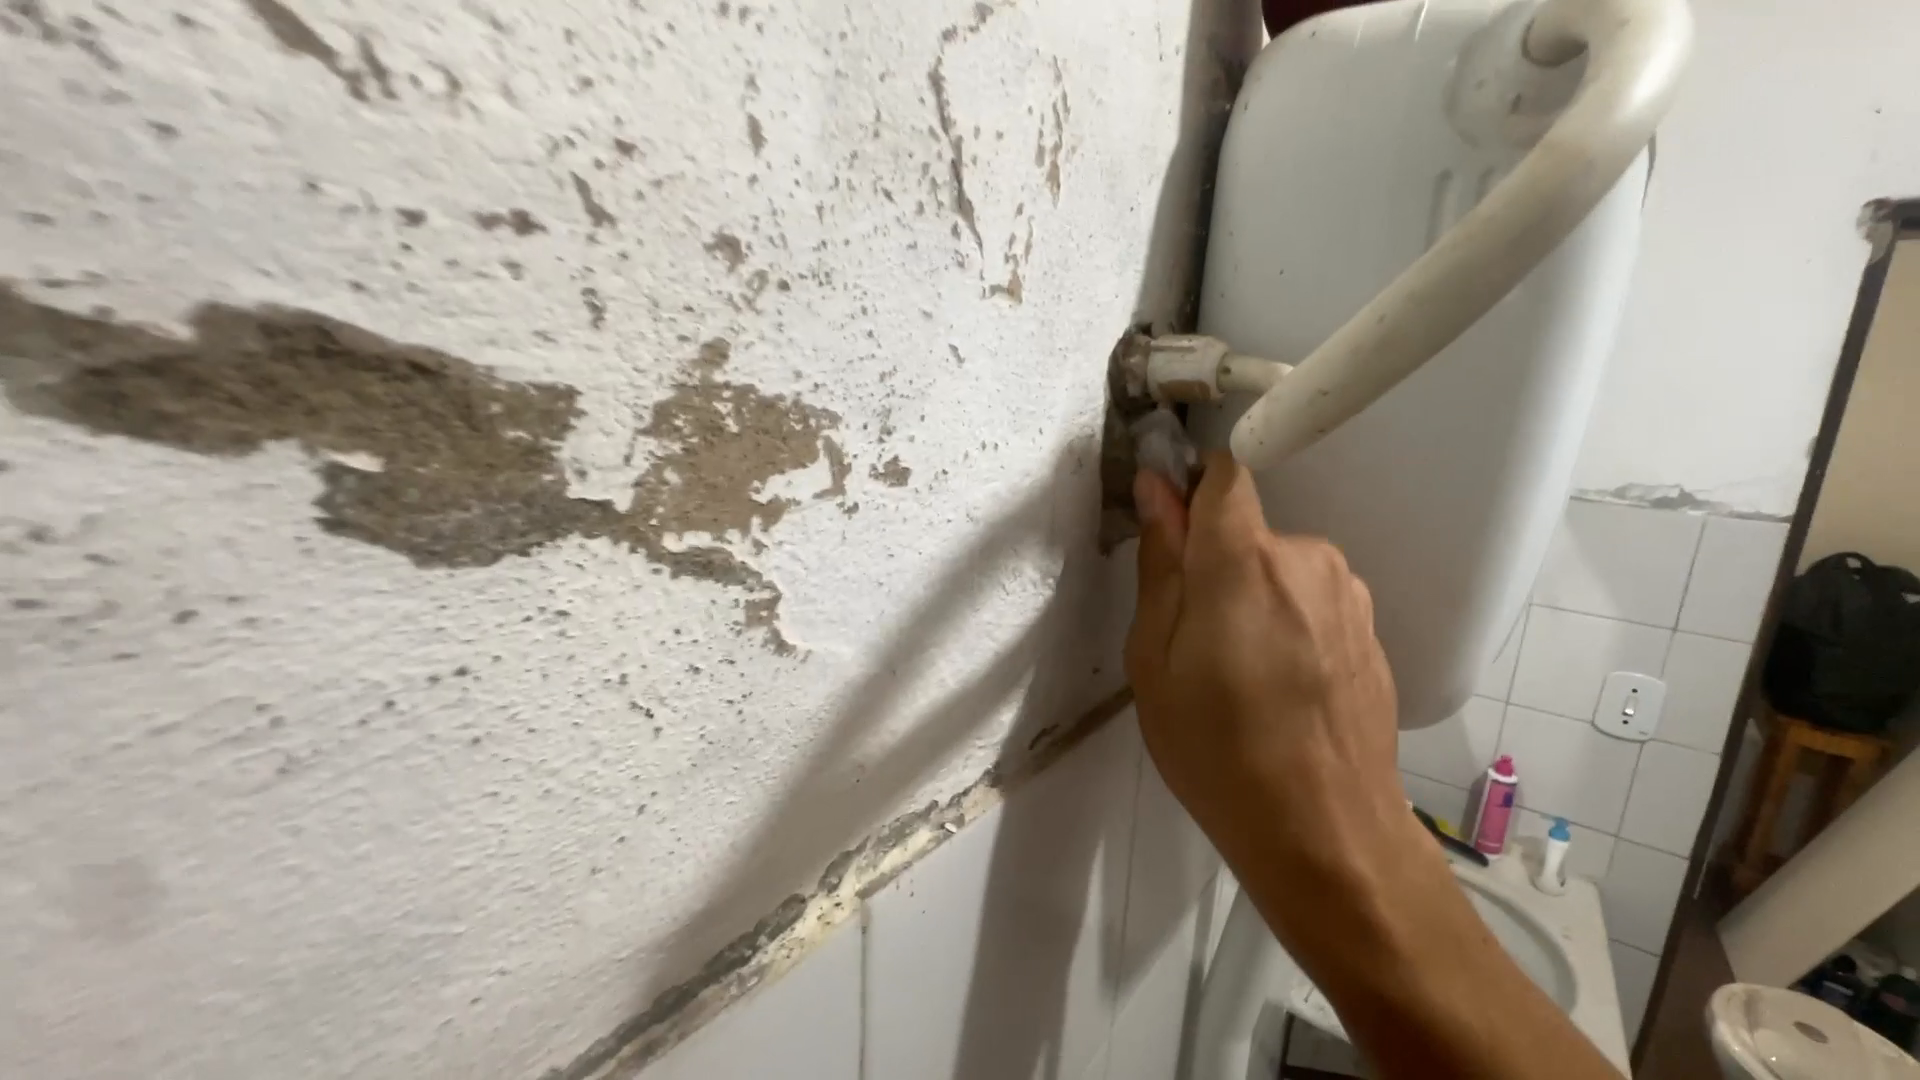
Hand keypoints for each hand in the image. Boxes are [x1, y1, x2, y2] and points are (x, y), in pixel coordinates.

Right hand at [1125, 453, 1420, 937]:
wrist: (1325, 834)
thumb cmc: (1216, 750)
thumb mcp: (1154, 661)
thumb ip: (1161, 564)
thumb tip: (1156, 488)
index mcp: (1246, 559)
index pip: (1224, 472)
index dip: (1189, 486)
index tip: (1167, 529)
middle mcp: (1309, 558)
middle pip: (1248, 529)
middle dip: (1214, 563)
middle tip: (1191, 640)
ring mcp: (1349, 595)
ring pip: (1280, 568)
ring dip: (1252, 598)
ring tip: (1237, 674)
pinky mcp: (1371, 630)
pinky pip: (1311, 602)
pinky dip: (1287, 624)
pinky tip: (1279, 690)